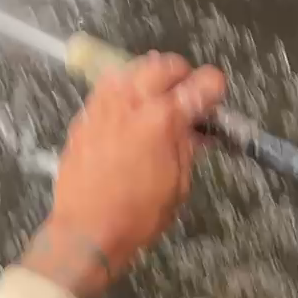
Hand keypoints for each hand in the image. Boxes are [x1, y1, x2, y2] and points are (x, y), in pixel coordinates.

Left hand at [19, 52, 225, 297]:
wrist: (86, 232)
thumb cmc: (133, 218)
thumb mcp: (177, 185)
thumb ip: (186, 147)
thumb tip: (194, 130)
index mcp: (162, 120)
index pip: (200, 84)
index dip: (213, 88)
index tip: (214, 94)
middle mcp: (130, 106)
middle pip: (162, 65)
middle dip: (180, 74)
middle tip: (186, 93)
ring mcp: (102, 110)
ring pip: (129, 70)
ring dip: (147, 77)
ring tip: (155, 96)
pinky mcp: (82, 121)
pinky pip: (104, 91)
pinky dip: (120, 93)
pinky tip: (126, 111)